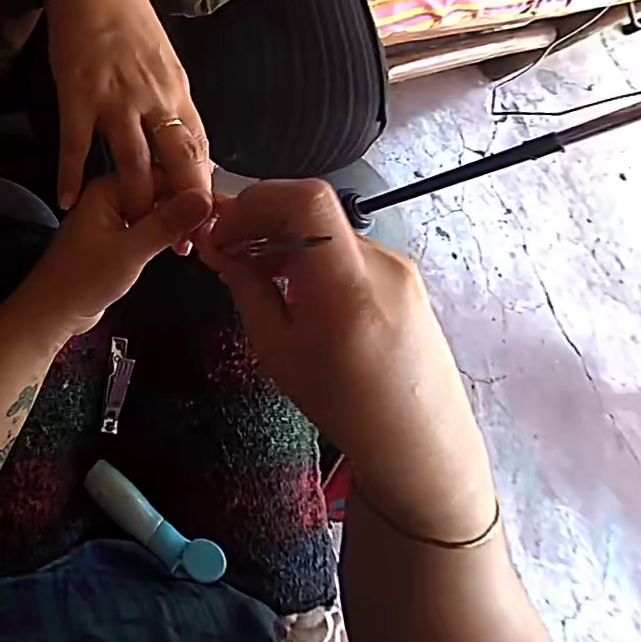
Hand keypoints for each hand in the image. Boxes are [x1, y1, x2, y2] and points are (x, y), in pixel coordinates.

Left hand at [13, 173, 212, 338]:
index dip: (191, 189)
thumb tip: (204, 198)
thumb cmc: (81, 280)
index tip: (217, 208)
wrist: (52, 310)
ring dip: (178, 223)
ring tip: (199, 241)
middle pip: (160, 190)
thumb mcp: (130, 250)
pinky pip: (148, 227)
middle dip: (187, 208)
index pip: (160, 174)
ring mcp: (114, 217)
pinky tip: (182, 247)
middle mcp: (110, 197)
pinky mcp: (117, 237)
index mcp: (108, 188)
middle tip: (211, 228)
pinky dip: (166, 235)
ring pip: (157, 210)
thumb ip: (167, 223)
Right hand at [46, 0, 210, 218]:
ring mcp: (117, 100)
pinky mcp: (79, 97)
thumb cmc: (127, 15)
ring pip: (132, 162)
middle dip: (182, 207)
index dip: (203, 188)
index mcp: (177, 89)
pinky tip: (65, 200)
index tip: (204, 218)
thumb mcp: (162, 57)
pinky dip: (70, 176)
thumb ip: (170, 97)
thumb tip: (176, 131)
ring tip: (129, 228)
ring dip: (133, 201)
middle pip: (176, 163)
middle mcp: (155, 99)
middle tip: (182, 244)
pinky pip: (76, 145)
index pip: (199, 148)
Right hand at [194, 179, 496, 540]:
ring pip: (323, 225)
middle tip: (222, 245)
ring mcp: (395, 267)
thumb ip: (247, 288)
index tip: (223, 228)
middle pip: (309, 207)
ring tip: (249, 265)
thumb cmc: (343, 403)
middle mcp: (379, 264)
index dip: (255, 200)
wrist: (419, 441)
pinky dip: (304, 249)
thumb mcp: (276, 347)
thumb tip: (221, 249)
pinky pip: (341, 245)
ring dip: (277, 233)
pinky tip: (285, 278)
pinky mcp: (400, 275)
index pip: (306, 200)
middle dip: (256, 216)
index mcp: (346, 286)